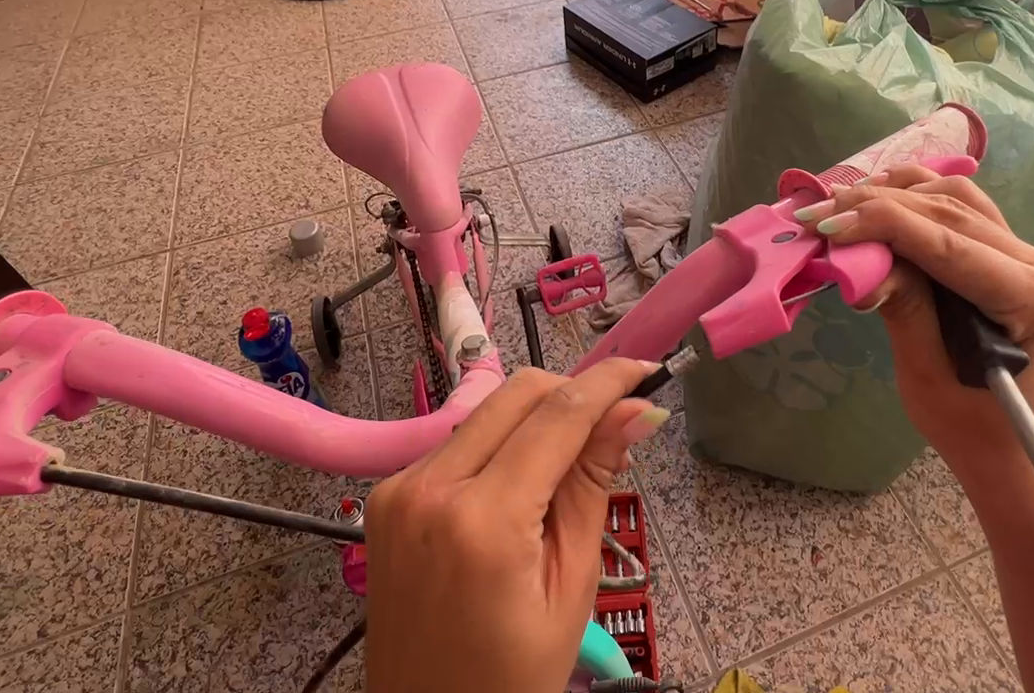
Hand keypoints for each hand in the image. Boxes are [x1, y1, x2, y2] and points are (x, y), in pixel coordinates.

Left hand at [364, 360, 669, 692]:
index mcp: (483, 521)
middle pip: (518, 392)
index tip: (645, 371)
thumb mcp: (572, 585)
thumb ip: (595, 483)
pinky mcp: (388, 493)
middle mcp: (430, 487)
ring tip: (567, 462)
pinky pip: (459, 440)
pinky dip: (499, 443)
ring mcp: (401, 487)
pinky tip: (520, 483)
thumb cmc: (513, 675)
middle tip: (611, 421)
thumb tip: (633, 411)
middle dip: (572, 392)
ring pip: (487, 410)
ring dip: (535, 416)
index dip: (608, 382)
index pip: (558, 416)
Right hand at [794, 166, 1033, 462]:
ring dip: (891, 192)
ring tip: (837, 205)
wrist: (1003, 444)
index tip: (825, 225)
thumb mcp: (926, 373)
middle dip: (875, 206)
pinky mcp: (1005, 248)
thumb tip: (858, 256)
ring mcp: (1025, 251)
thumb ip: (902, 306)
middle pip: (947, 210)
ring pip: (951, 195)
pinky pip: (958, 203)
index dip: (883, 224)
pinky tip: (876, 194)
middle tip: (814, 216)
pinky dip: (912, 193)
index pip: (948, 242)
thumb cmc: (967, 423)